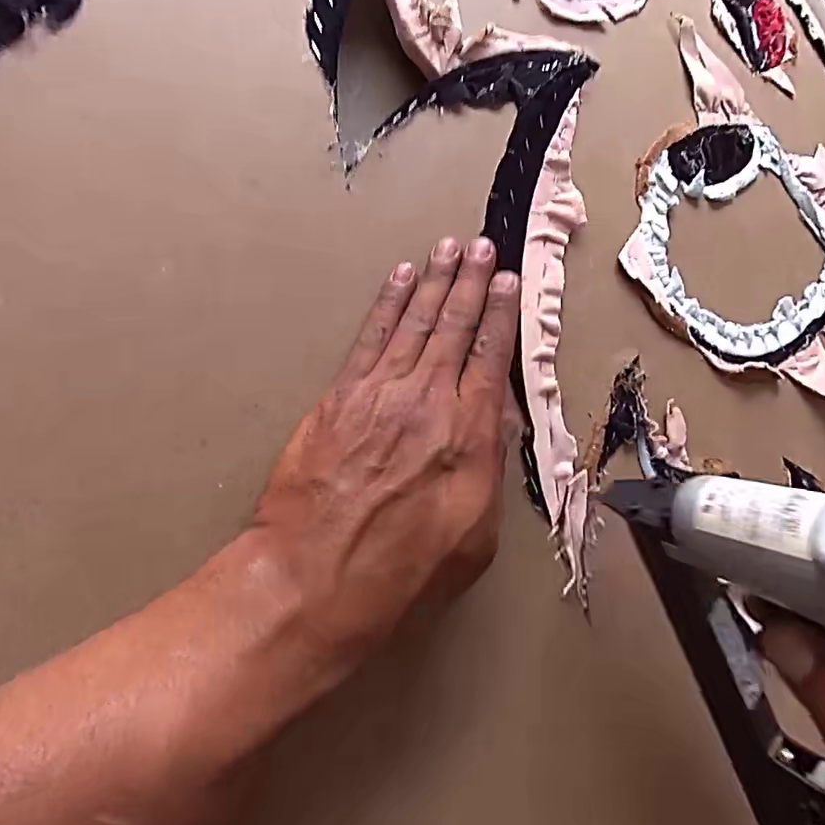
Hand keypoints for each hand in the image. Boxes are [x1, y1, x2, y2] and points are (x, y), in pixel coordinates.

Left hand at [252, 236, 519, 662]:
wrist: (314, 578)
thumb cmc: (400, 570)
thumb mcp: (474, 535)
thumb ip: (488, 469)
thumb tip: (494, 423)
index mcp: (467, 433)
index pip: (492, 356)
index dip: (502, 314)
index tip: (510, 283)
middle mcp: (427, 400)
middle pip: (455, 326)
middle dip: (472, 281)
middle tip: (483, 247)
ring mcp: (380, 392)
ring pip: (415, 321)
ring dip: (435, 281)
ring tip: (449, 249)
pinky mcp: (340, 396)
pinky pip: (371, 336)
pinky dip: (388, 303)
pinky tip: (402, 279)